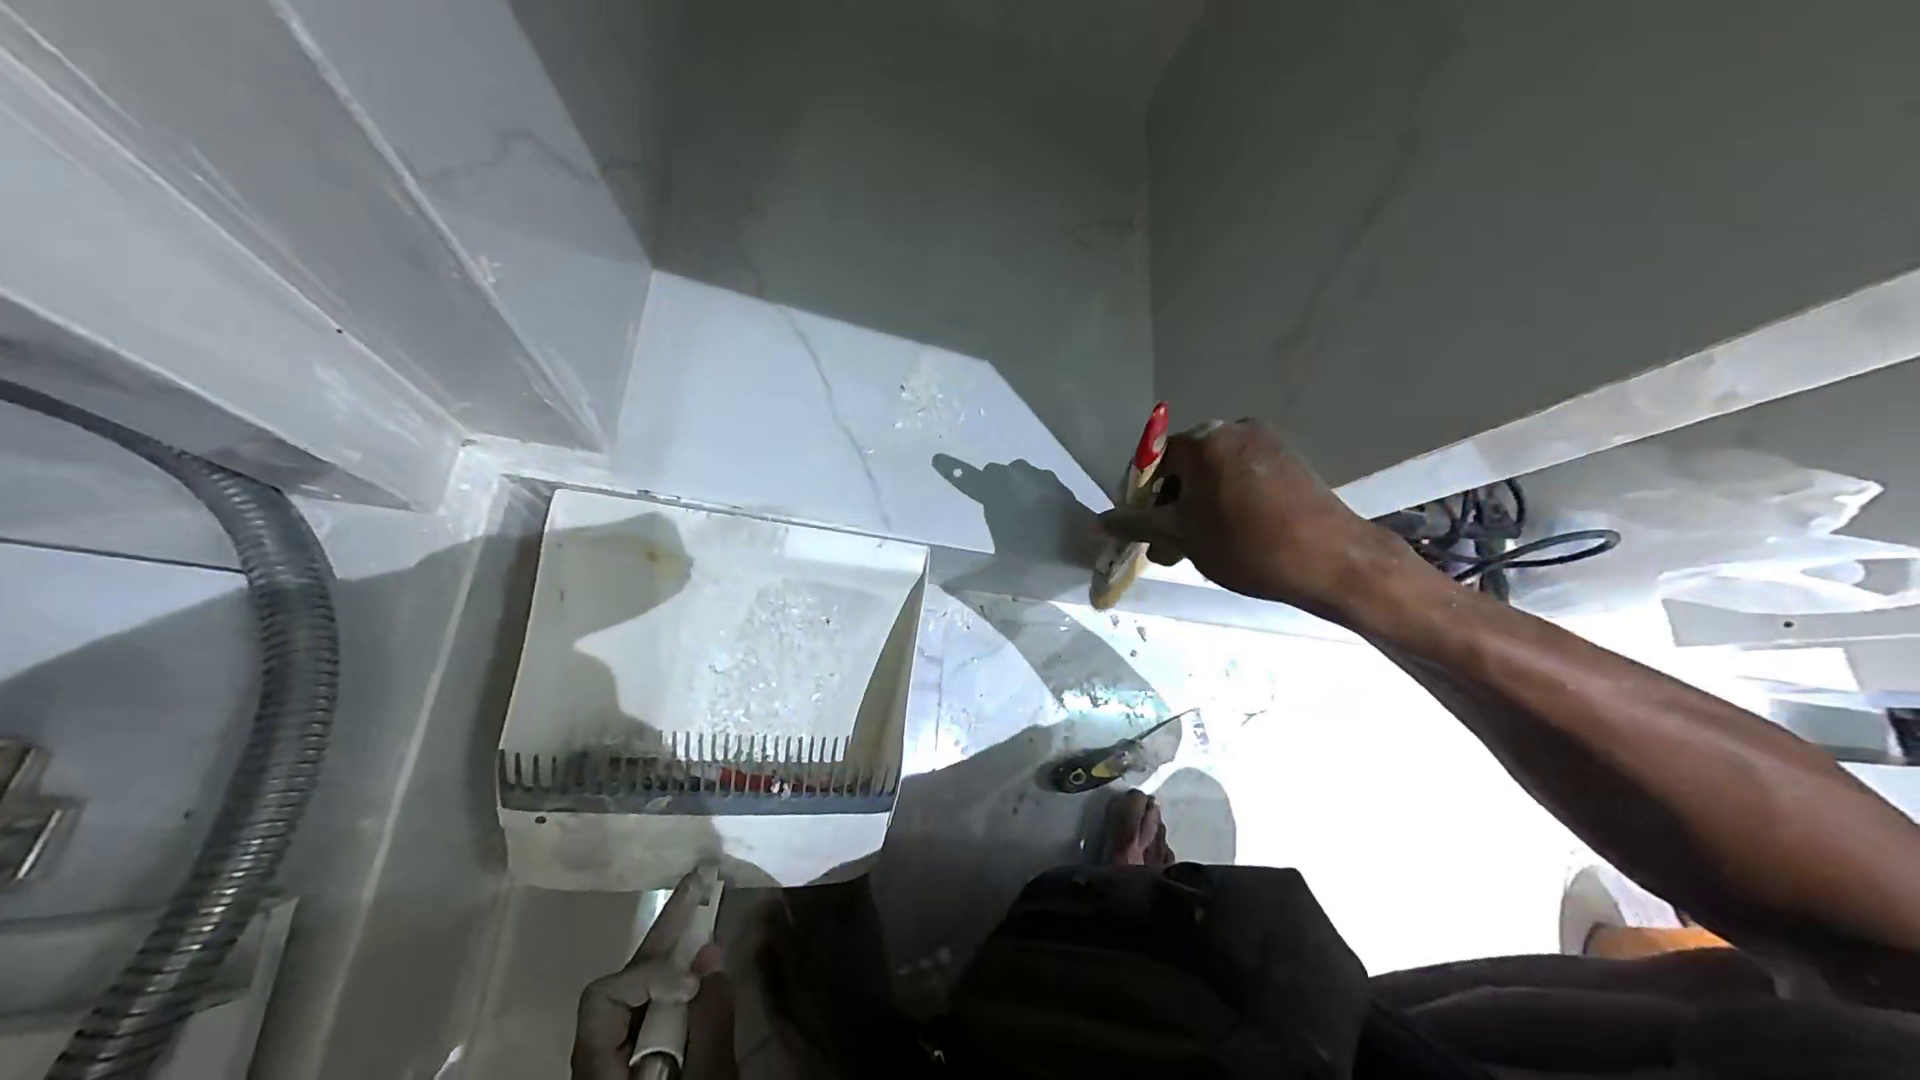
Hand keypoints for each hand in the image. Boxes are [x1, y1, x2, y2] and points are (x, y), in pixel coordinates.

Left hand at [573, 908, 736, 1079]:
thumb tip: (713, 953)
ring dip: (673, 950)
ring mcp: (619, 1056)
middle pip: (625, 980)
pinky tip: (702, 962)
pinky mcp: (642, 1061)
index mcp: (596, 1064)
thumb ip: (708, 1023)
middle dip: (664, 932)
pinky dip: (679, 979)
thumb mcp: (705, 1079)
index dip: (650, 975)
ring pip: (640, 992)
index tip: (693, 984)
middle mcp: (599, 1052)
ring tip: (699, 903)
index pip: (605, 995)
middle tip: (695, 883)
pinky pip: (656, 1008)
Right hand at [1098, 418, 1420, 614]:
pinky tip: (1229, 533)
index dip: (1140, 498)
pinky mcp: (1289, 459)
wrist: (1332, 562)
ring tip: (1197, 547)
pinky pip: (1240, 475)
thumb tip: (1096, 522)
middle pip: (1183, 466)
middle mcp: (1234, 428)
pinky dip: (1224, 500)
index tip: (1142, 531)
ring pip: (1212, 473)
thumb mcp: (1181, 536)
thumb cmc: (1246, 545)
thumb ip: (1135, 523)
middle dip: (1170, 506)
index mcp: (1204, 439)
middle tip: (1168, 548)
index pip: (1152, 462)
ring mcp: (1266, 441)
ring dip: (1196, 507)